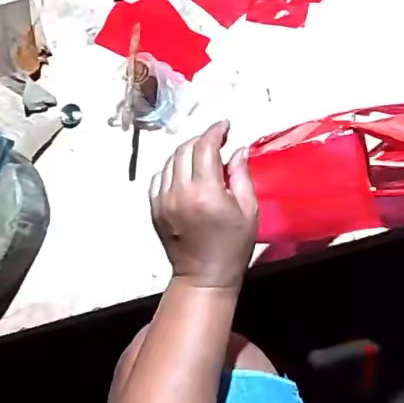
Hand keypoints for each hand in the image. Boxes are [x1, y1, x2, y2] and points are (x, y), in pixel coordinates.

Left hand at [150, 120, 258, 290]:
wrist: (204, 276)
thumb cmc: (232, 245)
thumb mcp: (248, 209)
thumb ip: (241, 175)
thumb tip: (238, 150)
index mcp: (205, 192)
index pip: (205, 147)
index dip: (215, 131)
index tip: (225, 126)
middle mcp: (179, 193)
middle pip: (185, 149)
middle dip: (202, 139)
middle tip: (219, 139)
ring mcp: (163, 201)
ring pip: (170, 161)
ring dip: (188, 152)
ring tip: (204, 155)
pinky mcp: (154, 209)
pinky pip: (159, 177)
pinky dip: (173, 168)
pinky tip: (187, 172)